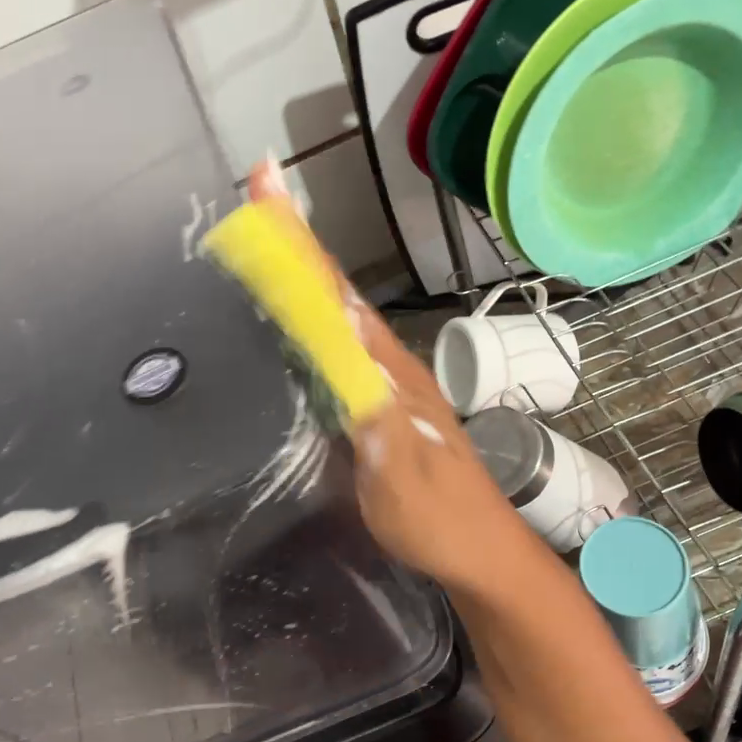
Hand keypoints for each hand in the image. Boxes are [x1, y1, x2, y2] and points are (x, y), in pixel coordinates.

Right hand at [243, 161, 552, 595]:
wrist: (485, 557)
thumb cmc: (442, 521)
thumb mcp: (403, 475)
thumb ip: (375, 415)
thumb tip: (342, 350)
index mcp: (391, 372)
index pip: (338, 295)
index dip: (300, 242)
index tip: (267, 184)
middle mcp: (391, 367)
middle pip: (337, 293)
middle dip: (297, 242)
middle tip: (256, 197)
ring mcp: (390, 387)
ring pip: (340, 317)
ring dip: (306, 274)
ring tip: (269, 242)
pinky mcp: (385, 409)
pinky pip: (342, 350)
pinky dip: (316, 320)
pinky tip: (301, 325)